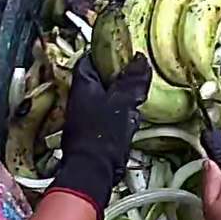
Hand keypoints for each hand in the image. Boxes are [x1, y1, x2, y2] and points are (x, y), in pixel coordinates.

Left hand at [49, 54, 150, 211]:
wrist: (93, 170)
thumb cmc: (102, 135)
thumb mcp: (122, 102)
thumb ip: (132, 80)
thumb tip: (140, 59)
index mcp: (82, 83)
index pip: (90, 58)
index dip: (106, 52)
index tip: (123, 49)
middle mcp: (80, 97)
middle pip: (100, 77)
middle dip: (118, 75)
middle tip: (137, 72)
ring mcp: (85, 114)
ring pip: (106, 96)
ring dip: (121, 95)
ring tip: (139, 95)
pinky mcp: (93, 130)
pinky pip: (108, 114)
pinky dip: (121, 112)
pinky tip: (133, 116)